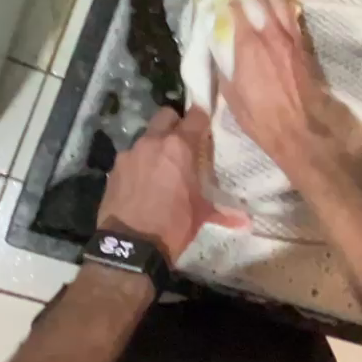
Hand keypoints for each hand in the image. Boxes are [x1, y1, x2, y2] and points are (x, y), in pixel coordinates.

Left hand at [97, 107, 243, 260]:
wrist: (130, 246)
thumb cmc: (173, 225)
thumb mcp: (201, 215)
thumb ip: (224, 211)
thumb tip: (246, 221)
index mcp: (179, 147)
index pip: (196, 116)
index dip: (203, 119)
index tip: (207, 128)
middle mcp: (153, 142)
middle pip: (166, 116)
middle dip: (176, 124)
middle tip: (185, 143)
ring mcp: (130, 153)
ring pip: (147, 136)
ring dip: (157, 145)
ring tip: (164, 168)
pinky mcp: (115, 168)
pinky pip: (132, 157)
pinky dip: (141, 164)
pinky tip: (145, 183)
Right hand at [221, 0, 343, 178]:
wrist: (300, 129)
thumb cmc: (261, 118)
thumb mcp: (231, 95)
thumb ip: (224, 67)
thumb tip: (219, 51)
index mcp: (247, 45)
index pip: (236, 7)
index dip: (228, 2)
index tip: (222, 4)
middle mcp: (270, 35)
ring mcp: (291, 39)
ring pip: (280, 2)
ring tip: (261, 3)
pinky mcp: (304, 47)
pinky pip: (293, 18)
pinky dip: (284, 12)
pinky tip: (278, 18)